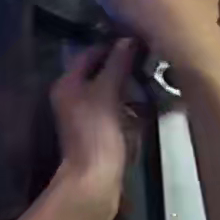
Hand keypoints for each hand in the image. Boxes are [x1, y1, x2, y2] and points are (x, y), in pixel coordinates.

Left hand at [50, 39, 137, 219]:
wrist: (94, 181)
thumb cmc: (97, 131)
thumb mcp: (108, 92)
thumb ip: (118, 63)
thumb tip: (128, 38)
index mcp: (68, 82)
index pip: (90, 52)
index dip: (112, 44)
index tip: (138, 38)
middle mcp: (73, 95)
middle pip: (100, 71)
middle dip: (123, 64)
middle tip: (148, 56)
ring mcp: (86, 115)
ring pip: (109, 89)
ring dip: (129, 83)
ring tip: (151, 76)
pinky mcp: (99, 131)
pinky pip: (115, 108)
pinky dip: (130, 103)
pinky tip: (147, 102)